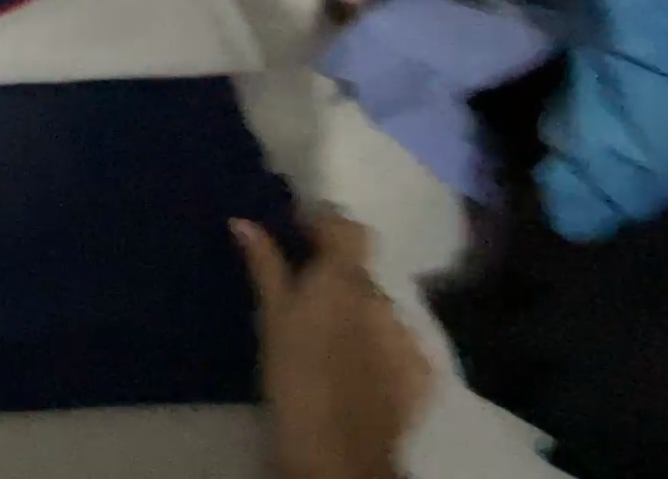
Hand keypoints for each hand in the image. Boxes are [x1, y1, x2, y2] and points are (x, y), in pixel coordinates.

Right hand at [231, 212, 432, 478]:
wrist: (337, 446)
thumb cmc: (292, 370)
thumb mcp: (271, 314)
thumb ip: (264, 264)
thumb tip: (244, 221)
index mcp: (344, 279)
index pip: (349, 226)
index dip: (326, 222)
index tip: (298, 230)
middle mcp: (382, 300)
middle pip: (360, 270)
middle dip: (335, 273)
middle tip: (303, 292)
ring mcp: (408, 336)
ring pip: (378, 307)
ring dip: (356, 309)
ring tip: (328, 334)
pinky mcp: (423, 372)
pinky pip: (398, 341)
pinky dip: (378, 342)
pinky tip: (357, 363)